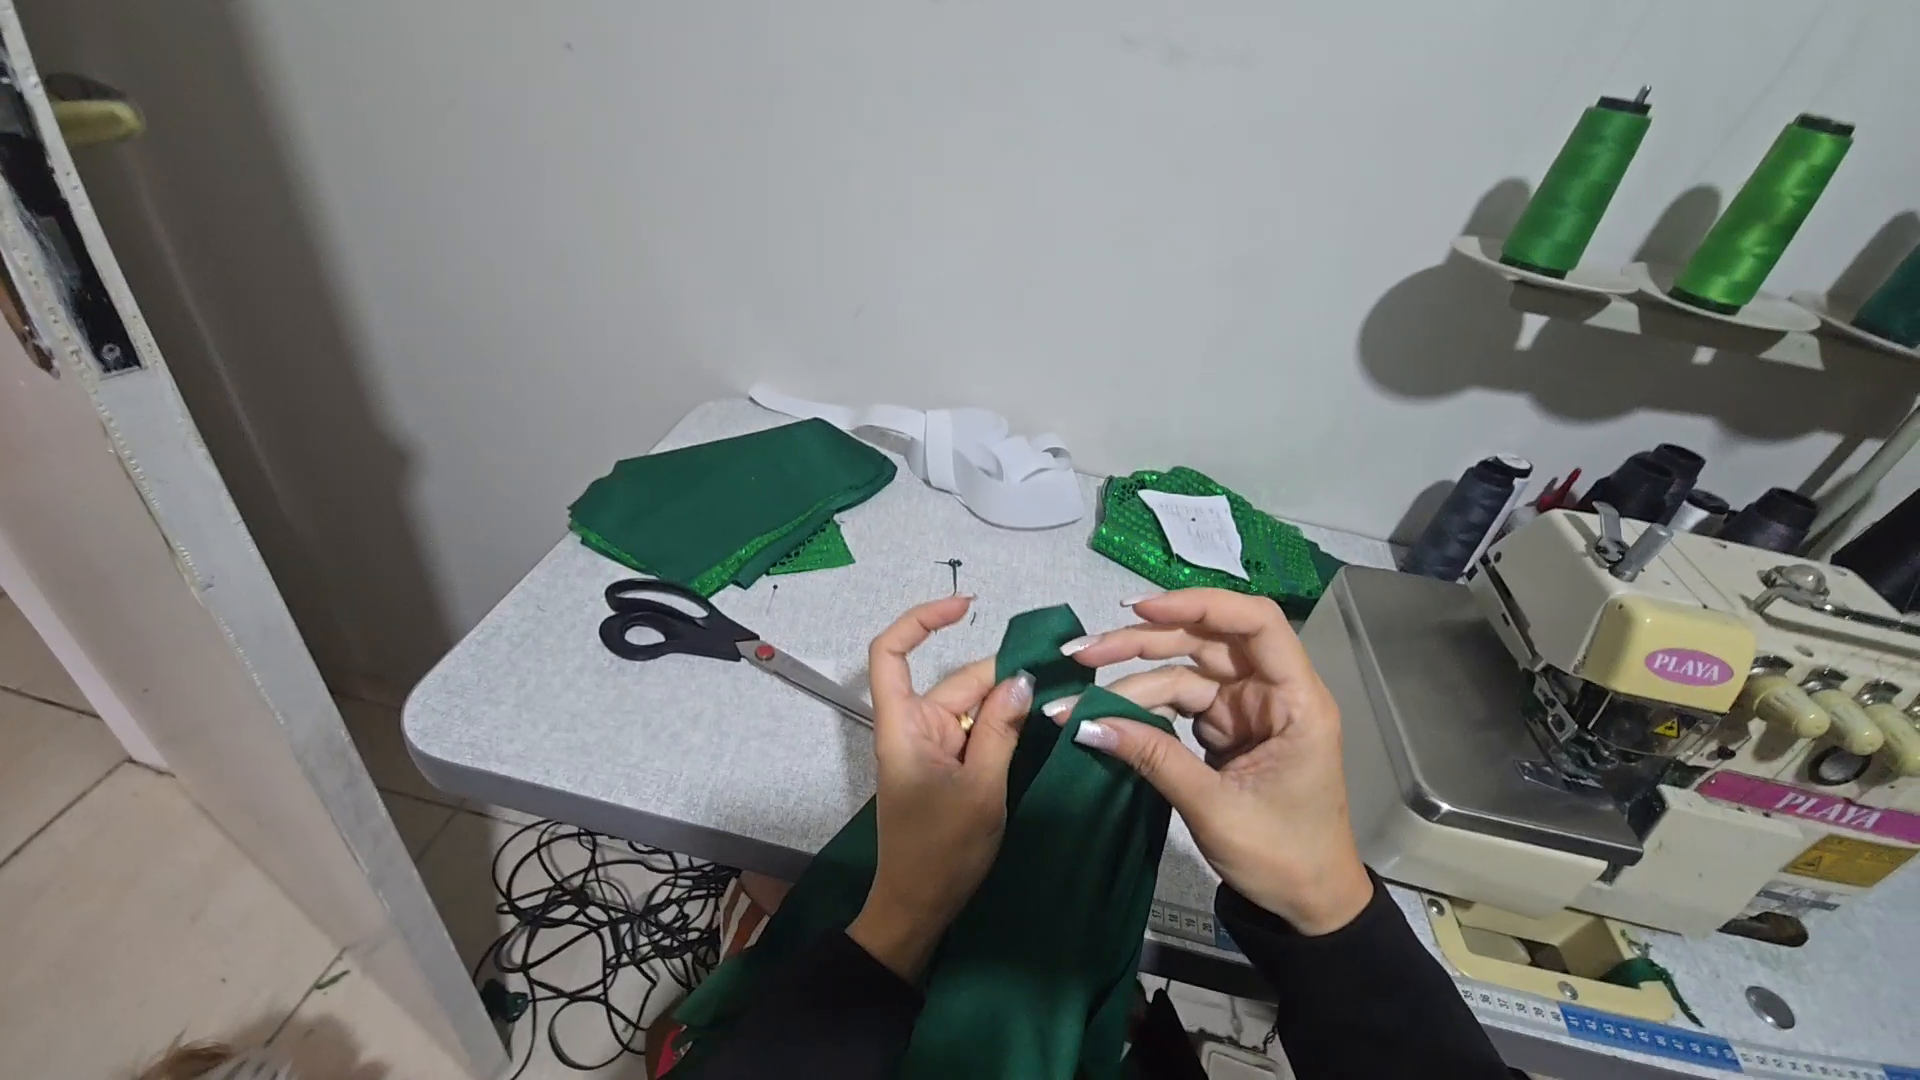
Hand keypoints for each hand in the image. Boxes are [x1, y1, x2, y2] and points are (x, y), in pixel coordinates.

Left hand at [847, 595, 1032, 978]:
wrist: (920, 909)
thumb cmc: (940, 852)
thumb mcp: (980, 789)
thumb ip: (1000, 730)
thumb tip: (1021, 679)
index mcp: (904, 725)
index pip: (891, 653)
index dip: (920, 620)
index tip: (965, 608)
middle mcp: (916, 726)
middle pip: (956, 680)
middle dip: (1002, 676)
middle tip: (1060, 675)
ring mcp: (933, 745)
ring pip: (974, 705)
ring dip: (1009, 702)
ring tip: (1060, 696)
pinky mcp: (949, 763)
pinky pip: (978, 730)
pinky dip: (1005, 724)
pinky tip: (1040, 720)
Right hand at [1050, 589, 1372, 934]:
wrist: (1307, 907)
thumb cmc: (1284, 857)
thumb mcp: (1216, 808)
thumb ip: (1154, 759)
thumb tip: (1085, 724)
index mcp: (1296, 700)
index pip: (1255, 624)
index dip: (1200, 605)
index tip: (1142, 610)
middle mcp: (1271, 691)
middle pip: (1206, 642)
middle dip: (1143, 642)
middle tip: (1085, 653)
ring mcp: (1244, 707)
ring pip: (1183, 670)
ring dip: (1132, 673)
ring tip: (1080, 677)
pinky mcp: (1223, 726)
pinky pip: (1177, 701)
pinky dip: (1141, 704)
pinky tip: (1105, 708)